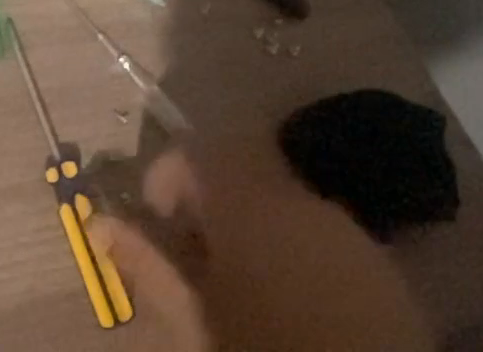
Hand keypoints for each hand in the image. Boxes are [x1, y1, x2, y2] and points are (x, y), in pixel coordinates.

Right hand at [91, 143, 432, 351]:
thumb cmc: (264, 350)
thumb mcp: (194, 324)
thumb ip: (148, 266)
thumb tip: (100, 223)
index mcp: (249, 207)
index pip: (198, 150)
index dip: (169, 172)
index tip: (155, 215)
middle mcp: (301, 202)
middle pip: (243, 172)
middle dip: (209, 201)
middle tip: (191, 254)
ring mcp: (348, 232)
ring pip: (284, 202)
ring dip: (251, 225)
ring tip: (237, 284)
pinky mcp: (382, 267)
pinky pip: (321, 234)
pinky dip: (293, 248)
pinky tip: (288, 300)